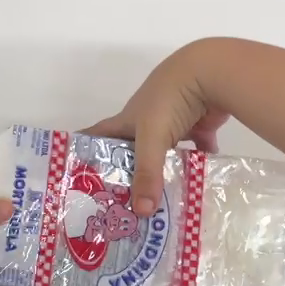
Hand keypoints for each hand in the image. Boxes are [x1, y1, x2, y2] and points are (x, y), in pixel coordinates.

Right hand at [82, 40, 231, 216]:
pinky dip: (198, 164)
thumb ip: (147, 174)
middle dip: (127, 174)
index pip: (98, 136)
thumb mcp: (152, 137)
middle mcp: (147, 121)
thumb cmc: (169, 100)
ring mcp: (174, 121)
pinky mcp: (199, 124)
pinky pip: (197, 150)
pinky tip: (197, 185)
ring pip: (166, 153)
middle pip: (131, 151)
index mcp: (127, 119)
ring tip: (159, 200)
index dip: (84, 151)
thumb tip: (142, 212)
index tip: (74, 174)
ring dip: (164, 171)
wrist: (210, 72)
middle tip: (120, 203)